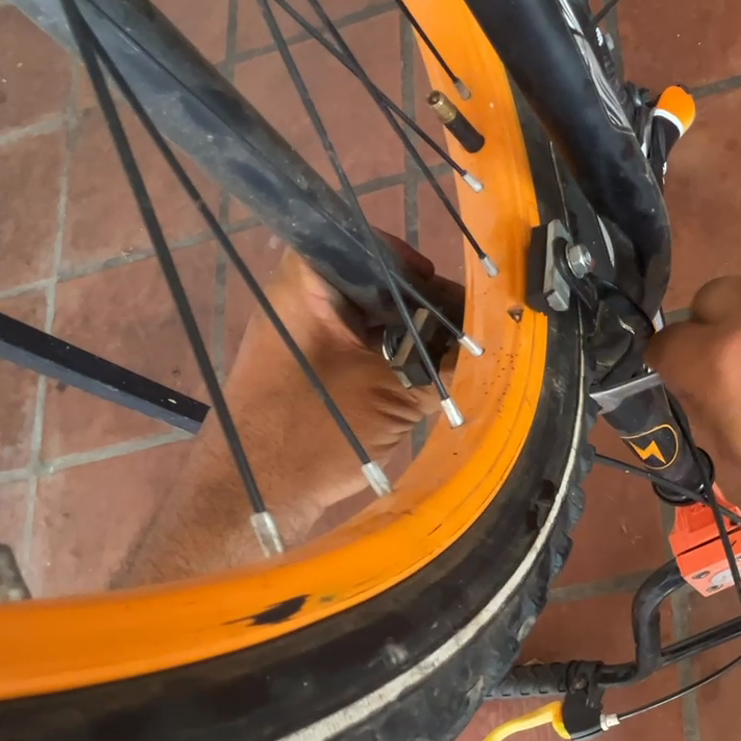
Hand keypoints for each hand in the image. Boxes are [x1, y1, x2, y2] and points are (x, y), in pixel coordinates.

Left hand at [216, 242, 447, 529]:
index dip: (404, 261)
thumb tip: (483, 349)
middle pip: (370, 284)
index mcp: (308, 291)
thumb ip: (440, 366)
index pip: (359, 246)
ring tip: (448, 355)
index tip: (436, 286)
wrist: (257, 494)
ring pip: (369, 320)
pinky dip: (392, 358)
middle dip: (417, 303)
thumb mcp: (390, 397)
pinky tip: (422, 379)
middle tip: (459, 327)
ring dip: (408, 335)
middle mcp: (303, 306)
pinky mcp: (313, 372)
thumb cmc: (315, 432)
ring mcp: (306, 341)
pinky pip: (360, 349)